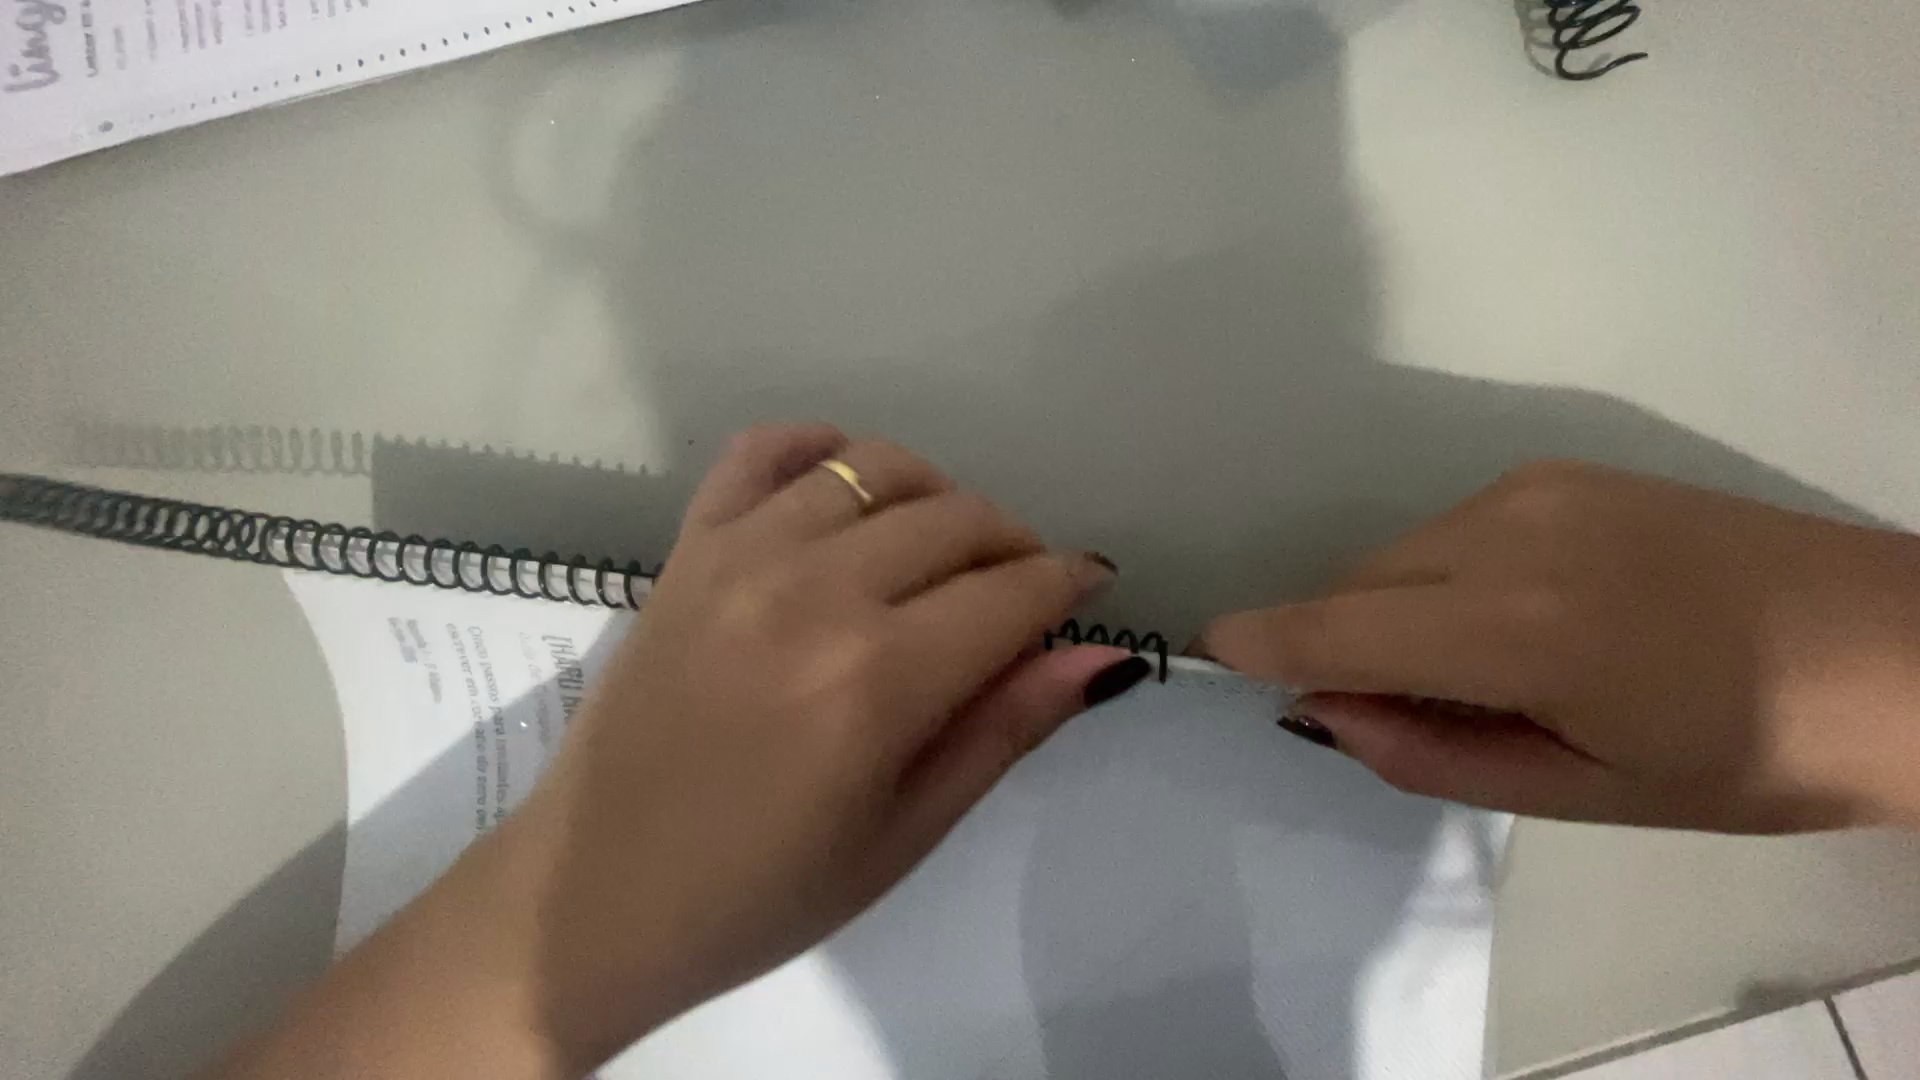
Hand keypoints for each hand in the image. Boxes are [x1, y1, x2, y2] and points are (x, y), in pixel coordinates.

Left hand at [207, 425, 1149, 1079]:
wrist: (592, 897)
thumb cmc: (763, 890)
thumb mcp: (906, 833)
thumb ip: (1004, 729)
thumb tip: (1098, 657)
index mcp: (876, 681)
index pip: (1012, 593)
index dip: (1068, 583)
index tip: (1088, 587)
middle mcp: (813, 593)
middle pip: (957, 518)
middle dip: (1015, 544)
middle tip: (1017, 590)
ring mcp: (739, 555)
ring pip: (878, 467)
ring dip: (937, 494)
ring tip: (942, 546)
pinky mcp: (687, 546)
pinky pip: (765, 450)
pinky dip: (822, 451)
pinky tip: (847, 492)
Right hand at [1200, 461, 1919, 832]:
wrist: (1910, 648)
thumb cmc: (1749, 752)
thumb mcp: (1585, 792)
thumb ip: (1428, 753)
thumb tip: (1320, 710)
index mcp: (1522, 631)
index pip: (1340, 630)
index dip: (1262, 640)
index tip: (1208, 648)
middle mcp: (1506, 535)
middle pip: (1351, 587)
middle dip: (1336, 641)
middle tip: (1387, 701)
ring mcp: (1527, 490)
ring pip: (1389, 557)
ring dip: (1386, 610)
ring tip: (1472, 657)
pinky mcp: (1545, 471)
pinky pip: (1437, 533)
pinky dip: (1432, 579)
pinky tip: (1510, 608)